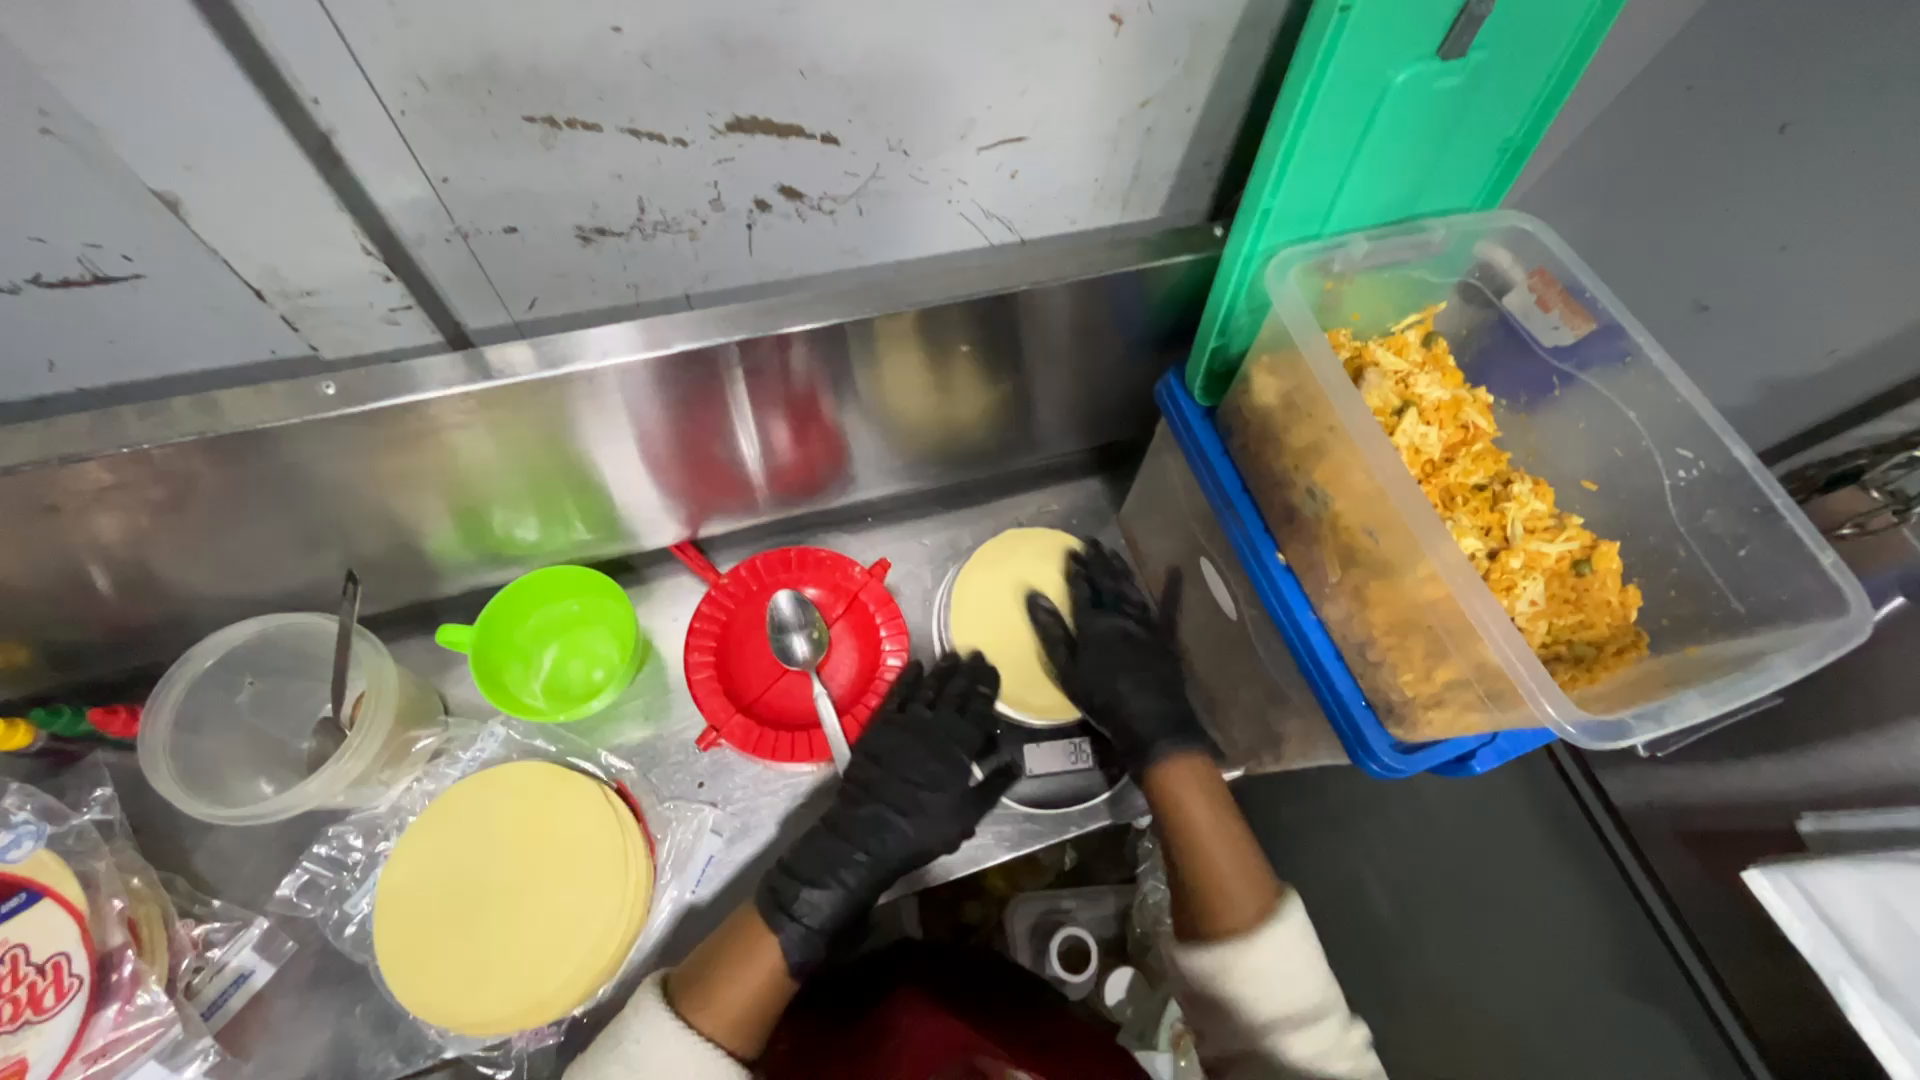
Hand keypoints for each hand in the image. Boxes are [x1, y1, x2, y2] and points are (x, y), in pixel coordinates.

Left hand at [756, 653, 1015, 978]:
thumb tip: (1017, 762)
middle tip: (975, 653)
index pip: (980, 708)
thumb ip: (993, 785)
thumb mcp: (968, 815)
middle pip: (955, 692)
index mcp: (960, 747)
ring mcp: (906, 723)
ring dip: (940, 670)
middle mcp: (935, 727)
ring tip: (951, 654)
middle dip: (967, 672)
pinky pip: (896, 694)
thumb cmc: (923, 829)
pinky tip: (915, 665)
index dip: (987, 687)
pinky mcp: (880, 726)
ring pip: (928, 688)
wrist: (868, 833)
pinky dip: (906, 678)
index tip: (992, 668)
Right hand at [1026, 539, 1213, 777]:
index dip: (1075, 569)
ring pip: (1131, 588)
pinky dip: (1172, 589)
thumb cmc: (1103, 701)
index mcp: (1094, 624)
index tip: (1070, 549)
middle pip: (1107, 582)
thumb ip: (1051, 632)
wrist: (1153, 722)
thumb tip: (1033, 595)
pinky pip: (1169, 607)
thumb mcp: (1067, 671)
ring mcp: (1146, 624)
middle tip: (1090, 540)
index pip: (1081, 589)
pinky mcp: (1166, 636)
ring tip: (1112, 551)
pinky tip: (1176, 571)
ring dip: (1121, 568)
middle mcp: (1120, 616)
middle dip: (1097, 561)